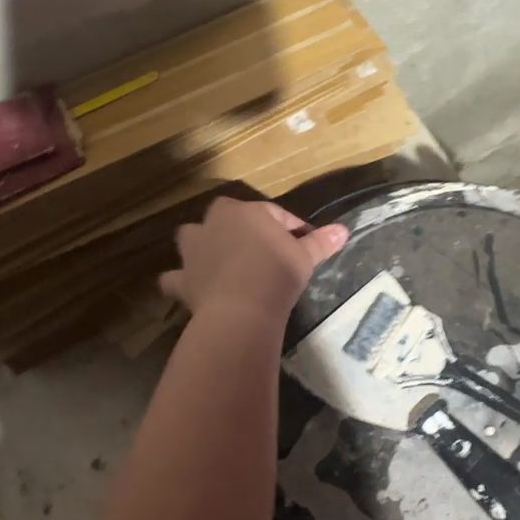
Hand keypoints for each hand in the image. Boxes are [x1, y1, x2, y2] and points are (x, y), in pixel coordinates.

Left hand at [159, 197, 348, 319]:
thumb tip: (343, 230)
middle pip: (227, 220)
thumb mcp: (305, 256)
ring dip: (203, 247)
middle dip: (240, 230)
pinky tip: (190, 289)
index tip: (303, 244)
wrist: (241, 308)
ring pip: (193, 239)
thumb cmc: (276, 272)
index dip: (289, 228)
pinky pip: (175, 278)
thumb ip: (321, 241)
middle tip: (262, 252)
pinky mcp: (181, 279)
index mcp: (243, 211)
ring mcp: (192, 251)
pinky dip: (181, 282)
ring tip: (220, 263)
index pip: (272, 213)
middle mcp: (212, 224)